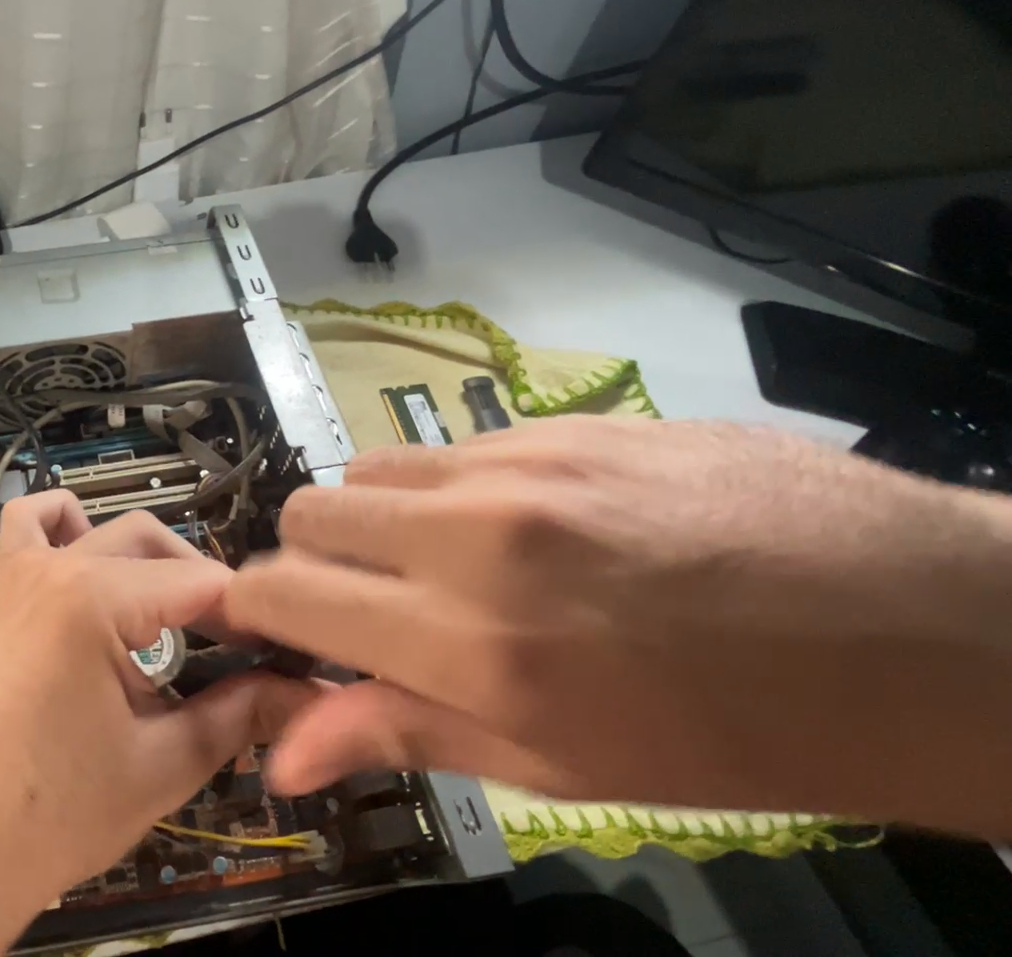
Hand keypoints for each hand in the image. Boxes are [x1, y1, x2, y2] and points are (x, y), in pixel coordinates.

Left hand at [0, 491, 318, 904]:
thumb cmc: (60, 814)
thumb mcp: (165, 763)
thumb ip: (245, 712)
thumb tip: (318, 694)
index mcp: (96, 599)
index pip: (203, 584)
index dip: (256, 618)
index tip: (292, 652)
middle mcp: (58, 567)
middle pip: (160, 548)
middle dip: (211, 591)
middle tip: (248, 649)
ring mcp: (23, 576)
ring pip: (107, 531)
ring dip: (153, 558)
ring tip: (183, 613)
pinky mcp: (6, 598)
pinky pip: (29, 529)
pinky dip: (66, 525)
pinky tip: (94, 555)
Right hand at [225, 418, 1011, 835]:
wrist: (924, 632)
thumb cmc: (732, 735)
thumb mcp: (556, 762)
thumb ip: (401, 734)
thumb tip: (283, 755)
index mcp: (472, 643)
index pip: (283, 592)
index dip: (255, 609)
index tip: (272, 627)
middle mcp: (476, 536)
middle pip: (308, 512)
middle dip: (313, 560)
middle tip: (369, 602)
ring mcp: (523, 462)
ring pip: (369, 467)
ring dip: (378, 516)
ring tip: (444, 559)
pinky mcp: (566, 419)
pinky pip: (453, 446)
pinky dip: (450, 488)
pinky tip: (525, 523)